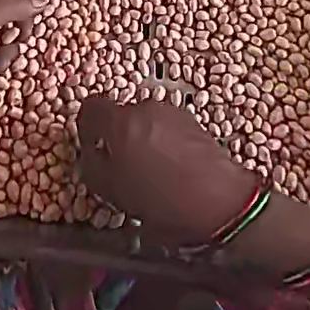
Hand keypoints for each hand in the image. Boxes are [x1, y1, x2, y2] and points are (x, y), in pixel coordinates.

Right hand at [76, 95, 259, 243]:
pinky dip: (164, 143)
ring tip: (152, 174)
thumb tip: (91, 154)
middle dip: (118, 137)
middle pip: (120, 116)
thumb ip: (92, 166)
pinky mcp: (194, 122)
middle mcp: (145, 108)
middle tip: (123, 168)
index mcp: (120, 121)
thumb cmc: (161, 200)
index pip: (91, 107)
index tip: (91, 147)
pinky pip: (167, 128)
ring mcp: (172, 113)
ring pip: (145, 122)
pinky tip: (173, 172)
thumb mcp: (112, 192)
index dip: (87, 126)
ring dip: (143, 140)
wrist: (221, 202)